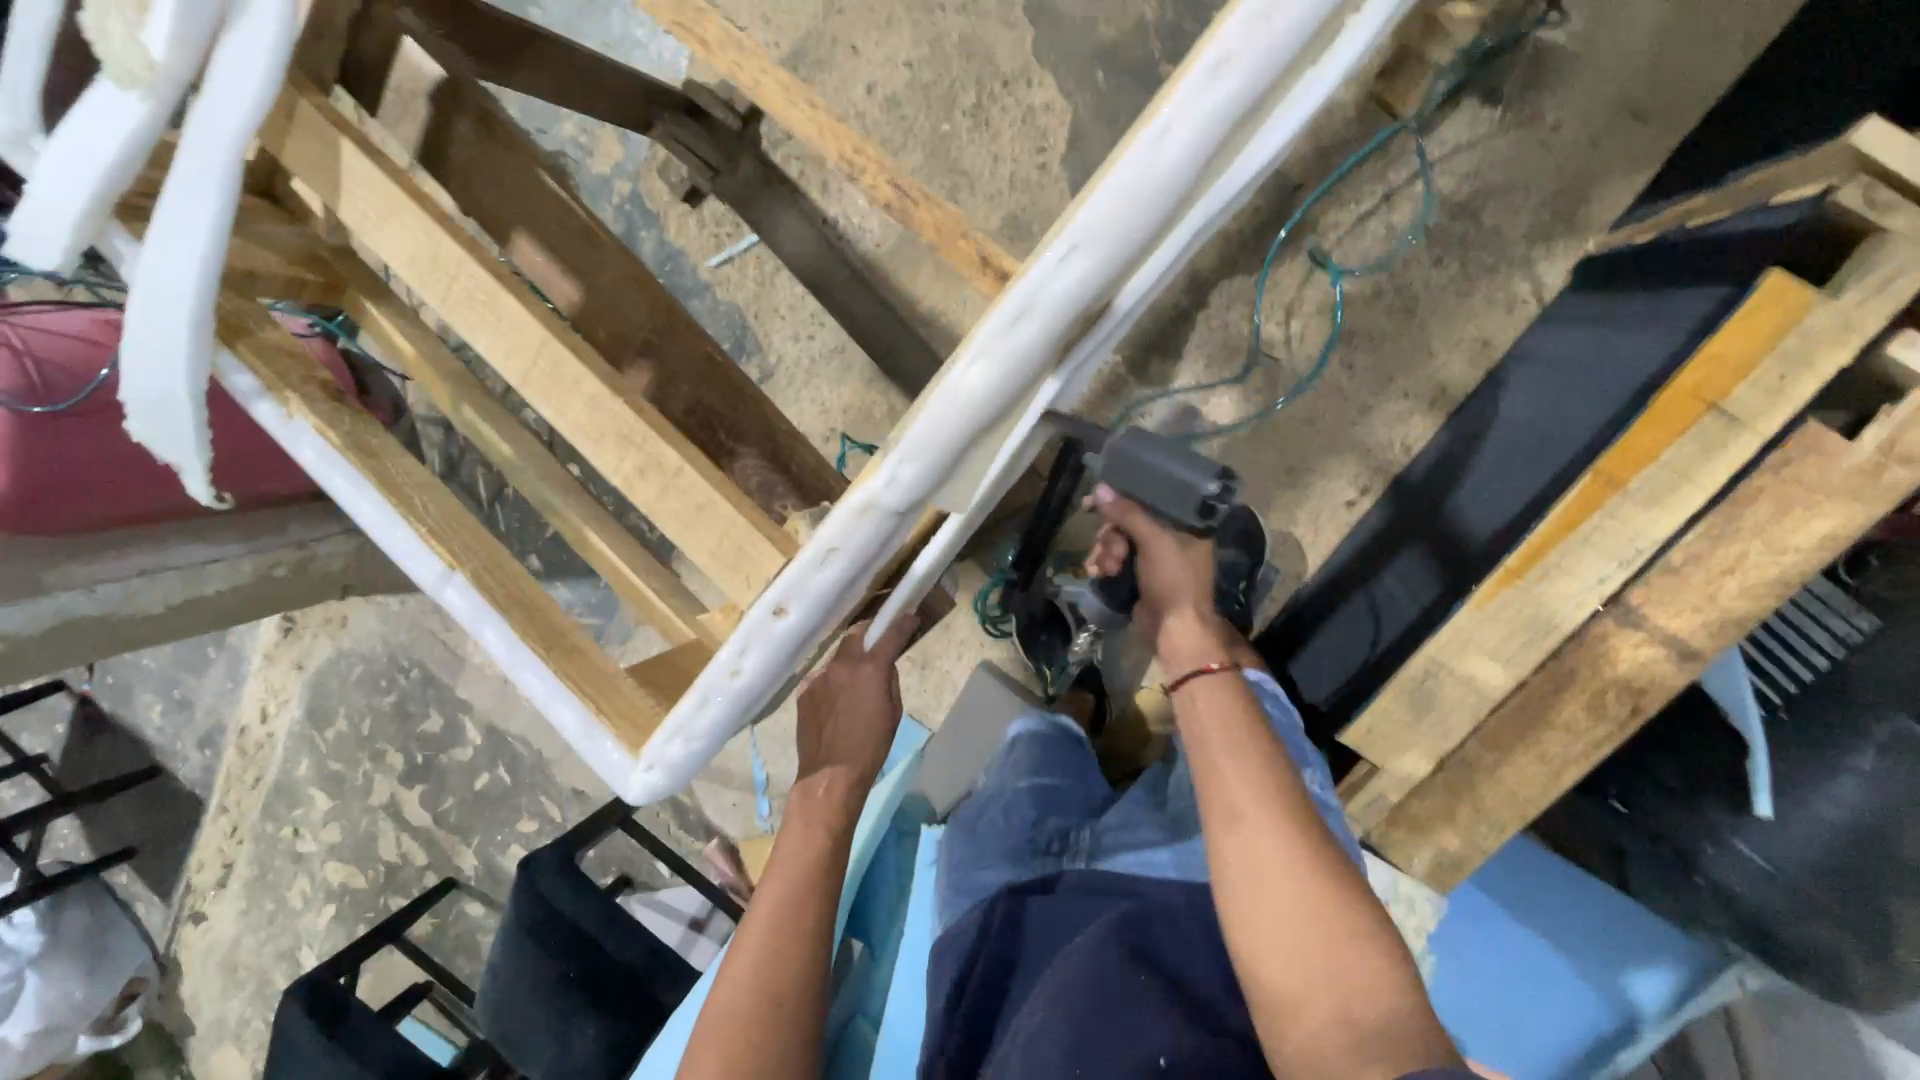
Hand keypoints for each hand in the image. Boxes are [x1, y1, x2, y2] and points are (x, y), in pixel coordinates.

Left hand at [790, 616, 919, 827]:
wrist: (831, 774)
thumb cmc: (871, 747)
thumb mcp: (894, 713)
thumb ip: (889, 682)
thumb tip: (883, 669)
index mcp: (870, 670)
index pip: (890, 635)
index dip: (902, 623)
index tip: (909, 617)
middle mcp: (842, 665)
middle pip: (856, 635)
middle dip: (868, 636)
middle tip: (876, 648)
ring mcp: (819, 677)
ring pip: (838, 658)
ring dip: (849, 664)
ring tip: (853, 688)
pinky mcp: (804, 691)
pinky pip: (823, 678)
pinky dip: (832, 684)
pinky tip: (835, 705)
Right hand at [1087, 484, 1236, 665]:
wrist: (1173, 629)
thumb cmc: (1173, 580)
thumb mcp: (1154, 541)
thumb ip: (1127, 514)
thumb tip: (1099, 489)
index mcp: (1183, 525)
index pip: (1147, 500)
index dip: (1120, 499)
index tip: (1093, 503)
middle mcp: (1169, 537)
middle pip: (1125, 522)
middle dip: (1112, 537)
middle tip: (1113, 552)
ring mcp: (1151, 559)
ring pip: (1116, 542)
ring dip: (1106, 553)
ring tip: (1108, 570)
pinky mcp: (1137, 576)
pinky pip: (1114, 561)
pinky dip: (1104, 565)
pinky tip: (1099, 574)